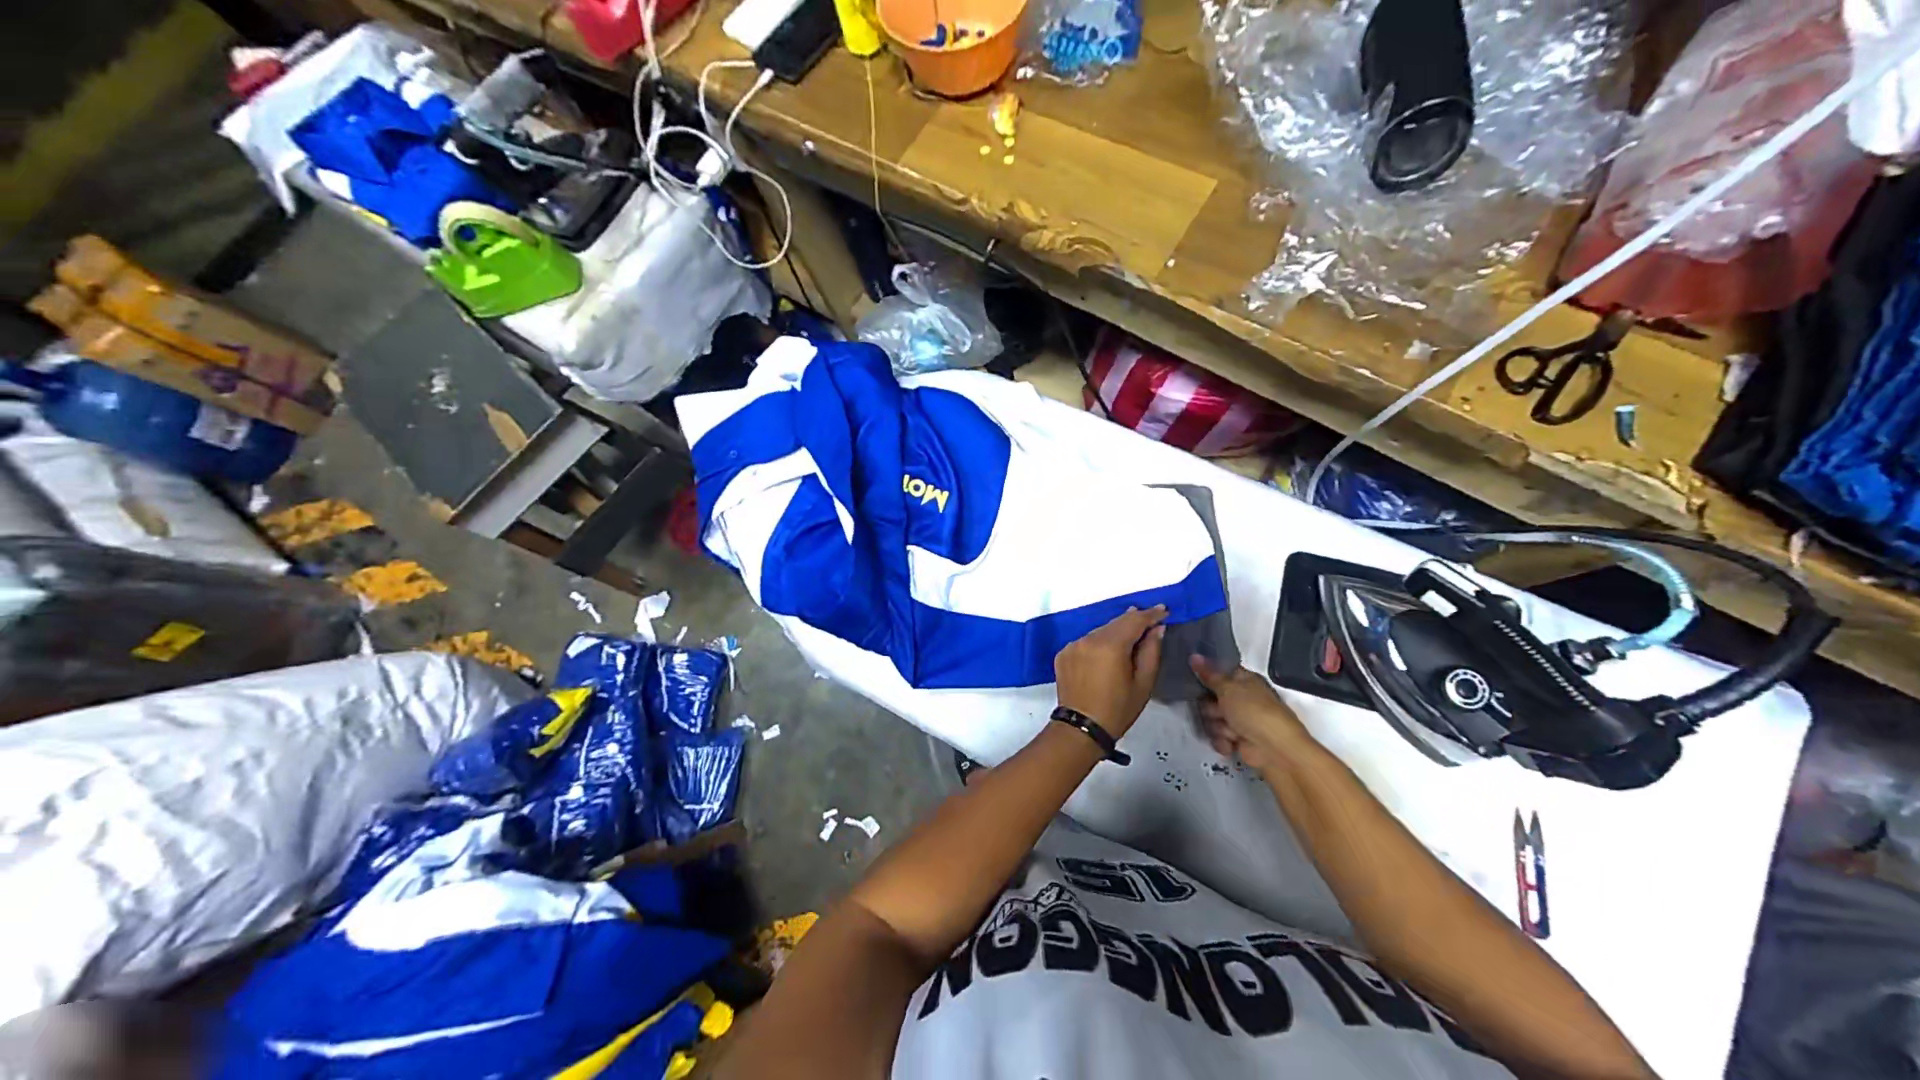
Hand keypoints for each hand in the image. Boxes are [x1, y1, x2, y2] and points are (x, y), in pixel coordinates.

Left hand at [1054, 606, 1167, 739]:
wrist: (1081, 729)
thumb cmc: (1118, 709)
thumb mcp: (1143, 683)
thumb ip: (1151, 651)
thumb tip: (1157, 629)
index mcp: (1110, 645)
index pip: (1134, 620)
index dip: (1150, 614)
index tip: (1163, 610)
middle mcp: (1088, 639)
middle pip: (1115, 623)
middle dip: (1133, 620)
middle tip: (1151, 619)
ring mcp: (1073, 646)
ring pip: (1100, 631)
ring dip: (1115, 632)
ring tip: (1130, 636)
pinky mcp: (1063, 654)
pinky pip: (1086, 641)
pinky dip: (1099, 642)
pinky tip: (1107, 652)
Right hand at [1190, 657, 1315, 774]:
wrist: (1274, 748)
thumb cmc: (1254, 711)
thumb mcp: (1229, 688)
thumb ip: (1209, 674)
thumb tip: (1194, 655)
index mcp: (1243, 681)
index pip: (1218, 673)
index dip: (1207, 676)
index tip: (1193, 677)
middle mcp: (1240, 699)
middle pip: (1209, 699)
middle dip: (1211, 708)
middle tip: (1220, 711)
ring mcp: (1238, 720)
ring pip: (1211, 719)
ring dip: (1219, 727)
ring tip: (1232, 731)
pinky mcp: (1236, 739)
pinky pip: (1217, 737)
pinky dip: (1223, 741)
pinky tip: (1232, 743)